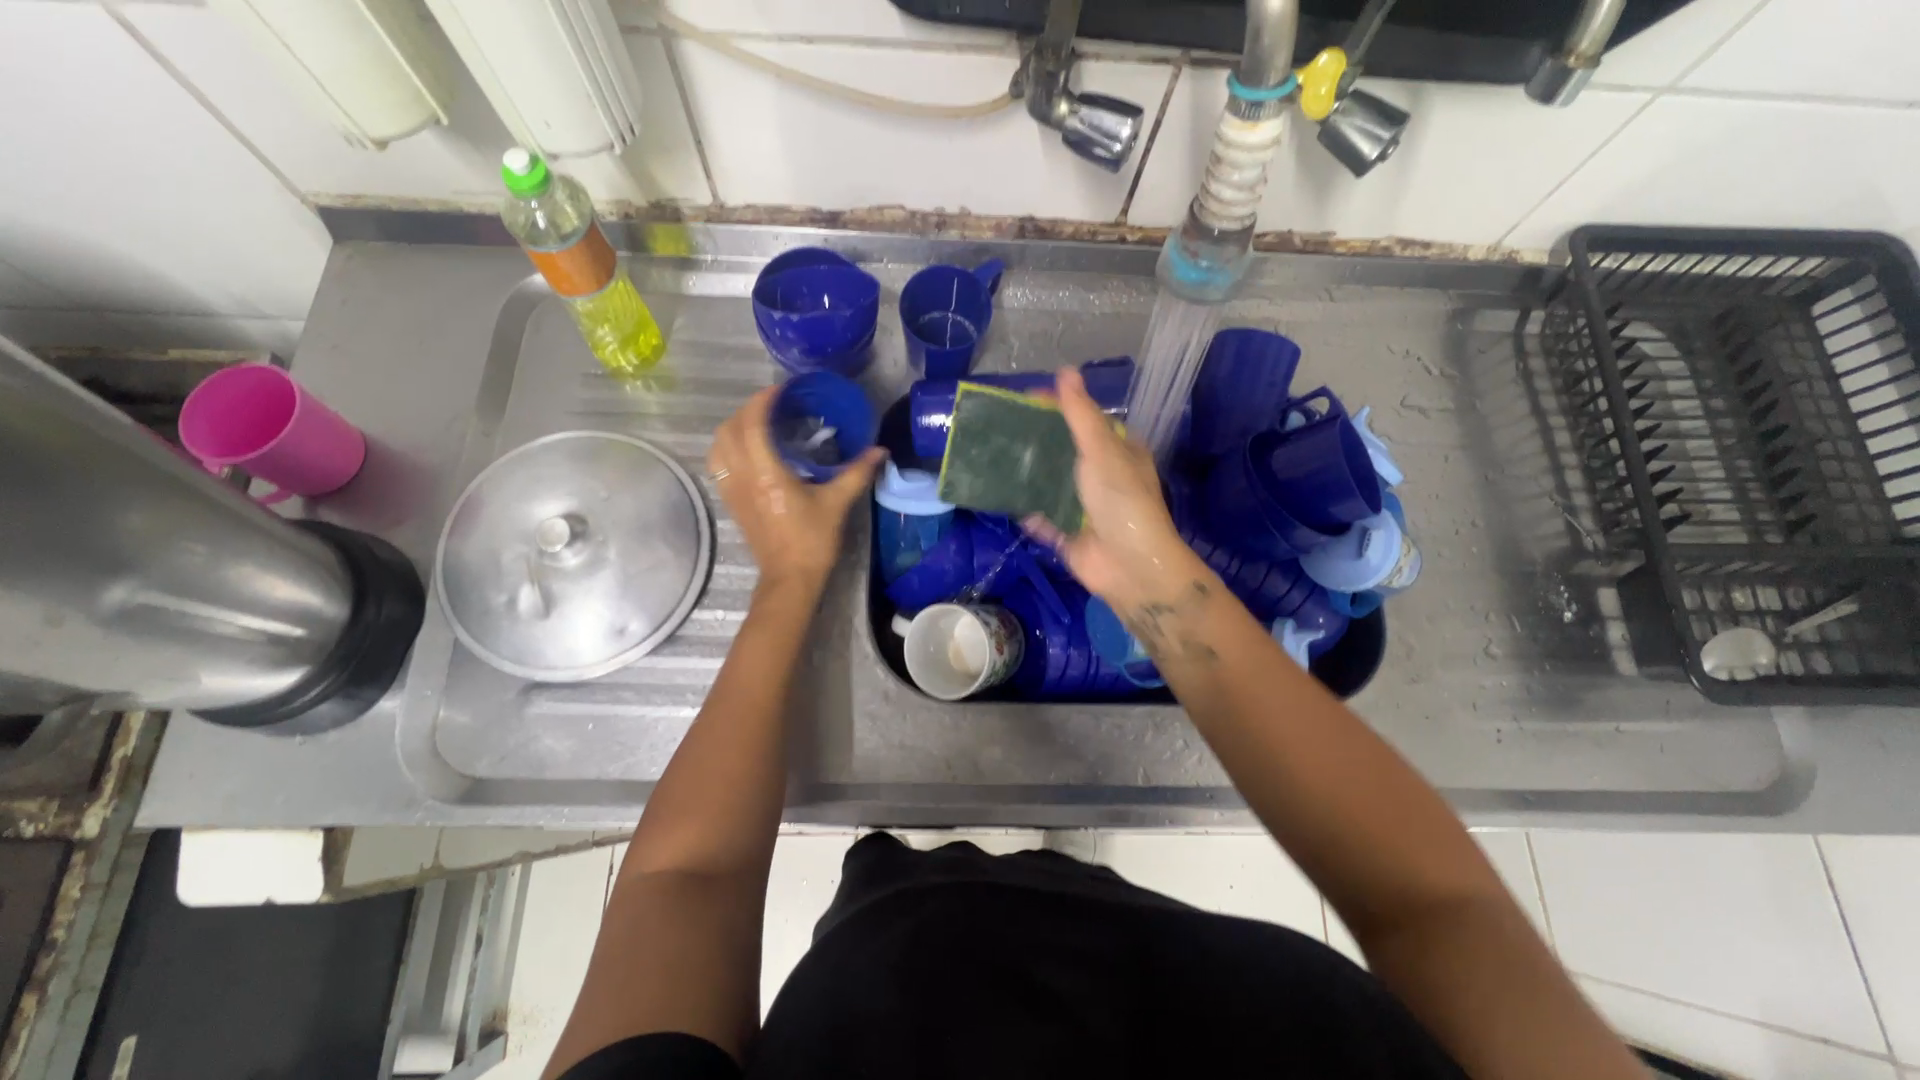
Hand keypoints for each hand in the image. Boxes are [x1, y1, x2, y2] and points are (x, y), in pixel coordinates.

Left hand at [708, 386, 885, 591]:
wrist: (789, 578)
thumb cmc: (812, 541)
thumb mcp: (837, 504)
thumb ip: (856, 473)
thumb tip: (880, 451)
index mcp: (767, 474)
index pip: (753, 425)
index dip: (762, 401)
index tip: (780, 391)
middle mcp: (743, 477)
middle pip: (729, 430)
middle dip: (746, 411)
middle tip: (771, 406)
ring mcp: (732, 490)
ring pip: (718, 446)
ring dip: (732, 428)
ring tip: (756, 424)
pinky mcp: (731, 502)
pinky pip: (718, 464)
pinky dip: (727, 448)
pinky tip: (747, 450)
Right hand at [1023, 367, 1209, 615]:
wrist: (1130, 567)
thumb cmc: (1121, 501)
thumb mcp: (1102, 451)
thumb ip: (1080, 415)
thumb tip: (1065, 371)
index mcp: (1118, 452)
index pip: (1085, 421)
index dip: (1057, 408)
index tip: (1023, 399)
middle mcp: (1102, 477)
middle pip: (1063, 452)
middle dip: (1035, 443)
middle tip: (999, 429)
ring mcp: (1084, 507)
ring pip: (1049, 485)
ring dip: (1027, 476)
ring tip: (993, 458)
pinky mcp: (1068, 535)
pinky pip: (1042, 519)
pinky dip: (1028, 512)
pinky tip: (1004, 499)